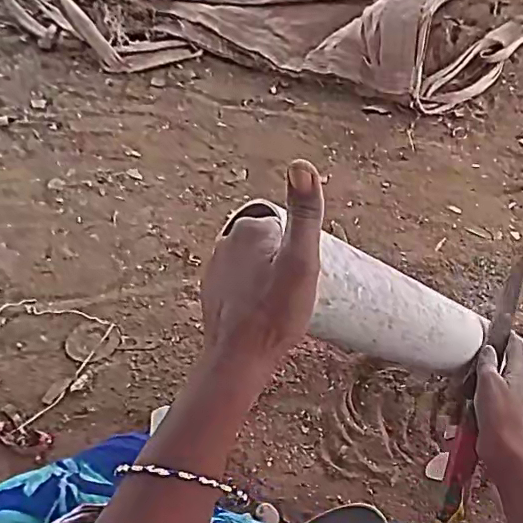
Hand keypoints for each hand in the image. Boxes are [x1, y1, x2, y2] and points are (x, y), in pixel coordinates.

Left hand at [201, 160, 324, 376]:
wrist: (240, 357)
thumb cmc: (276, 313)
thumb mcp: (303, 261)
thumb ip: (305, 214)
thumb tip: (302, 166)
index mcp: (250, 229)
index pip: (287, 226)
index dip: (301, 247)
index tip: (309, 269)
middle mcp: (227, 243)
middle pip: (271, 242)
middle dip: (285, 258)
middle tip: (300, 287)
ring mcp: (217, 269)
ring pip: (256, 262)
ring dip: (270, 275)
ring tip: (286, 300)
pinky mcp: (214, 292)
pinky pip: (242, 282)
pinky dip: (255, 291)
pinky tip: (266, 310)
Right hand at [474, 332, 522, 462]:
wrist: (501, 446)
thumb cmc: (498, 414)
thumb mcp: (489, 382)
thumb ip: (488, 364)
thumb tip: (488, 349)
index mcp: (517, 373)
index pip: (515, 346)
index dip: (507, 334)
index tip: (497, 324)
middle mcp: (516, 383)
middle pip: (506, 361)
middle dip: (495, 352)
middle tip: (481, 342)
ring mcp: (508, 397)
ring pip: (496, 377)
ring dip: (485, 371)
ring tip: (472, 364)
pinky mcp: (499, 409)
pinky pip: (489, 392)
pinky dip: (480, 388)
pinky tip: (469, 390)